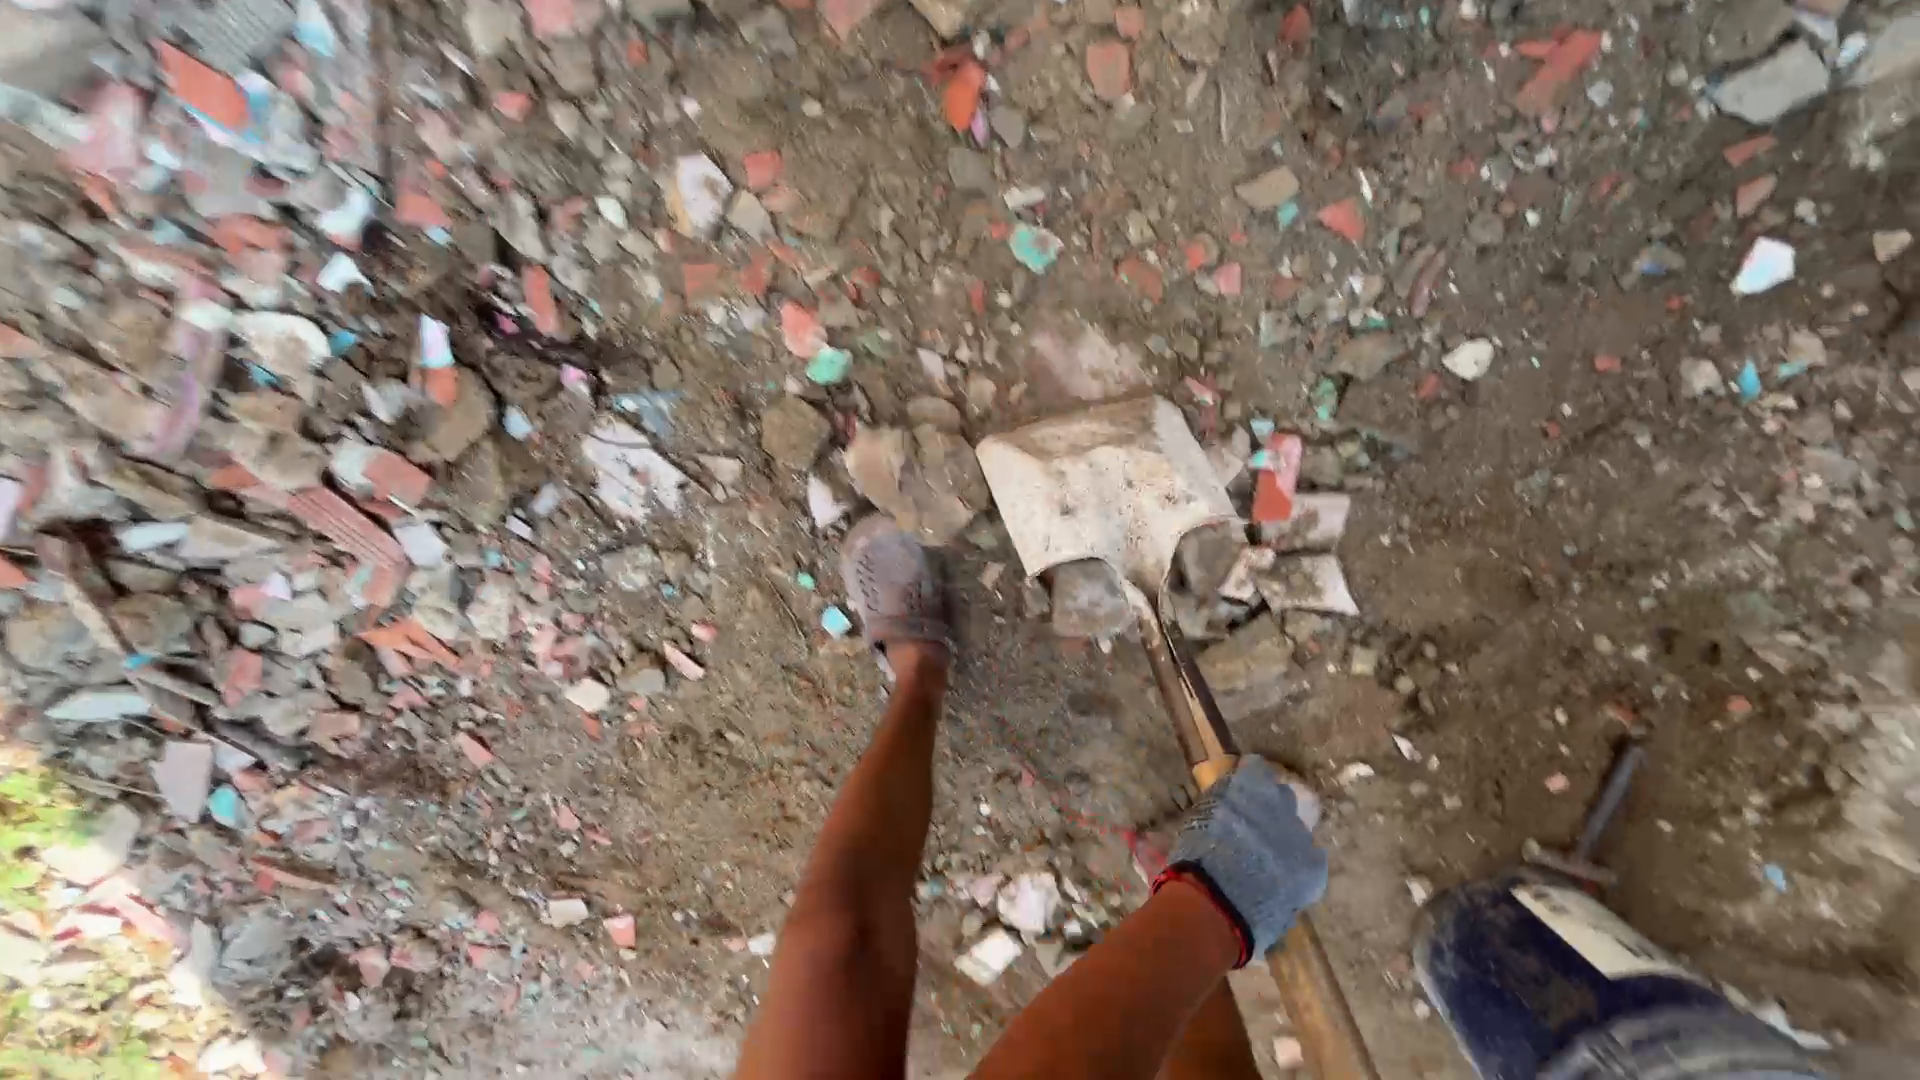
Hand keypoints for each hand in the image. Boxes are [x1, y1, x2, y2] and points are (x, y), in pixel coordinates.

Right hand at [1153, 757, 1327, 964]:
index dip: (1248, 778)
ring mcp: (1299, 838)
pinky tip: (1279, 880)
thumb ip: (1206, 811)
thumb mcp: (1192, 825)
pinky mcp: (1312, 871)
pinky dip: (1296, 867)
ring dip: (1284, 836)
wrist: (1215, 905)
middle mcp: (1279, 805)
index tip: (1239, 788)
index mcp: (1248, 787)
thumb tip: (1167, 820)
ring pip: (1296, 829)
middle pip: (1281, 796)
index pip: (1255, 768)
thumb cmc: (1193, 859)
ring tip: (1267, 855)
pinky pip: (1309, 861)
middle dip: (1269, 806)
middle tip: (1252, 824)